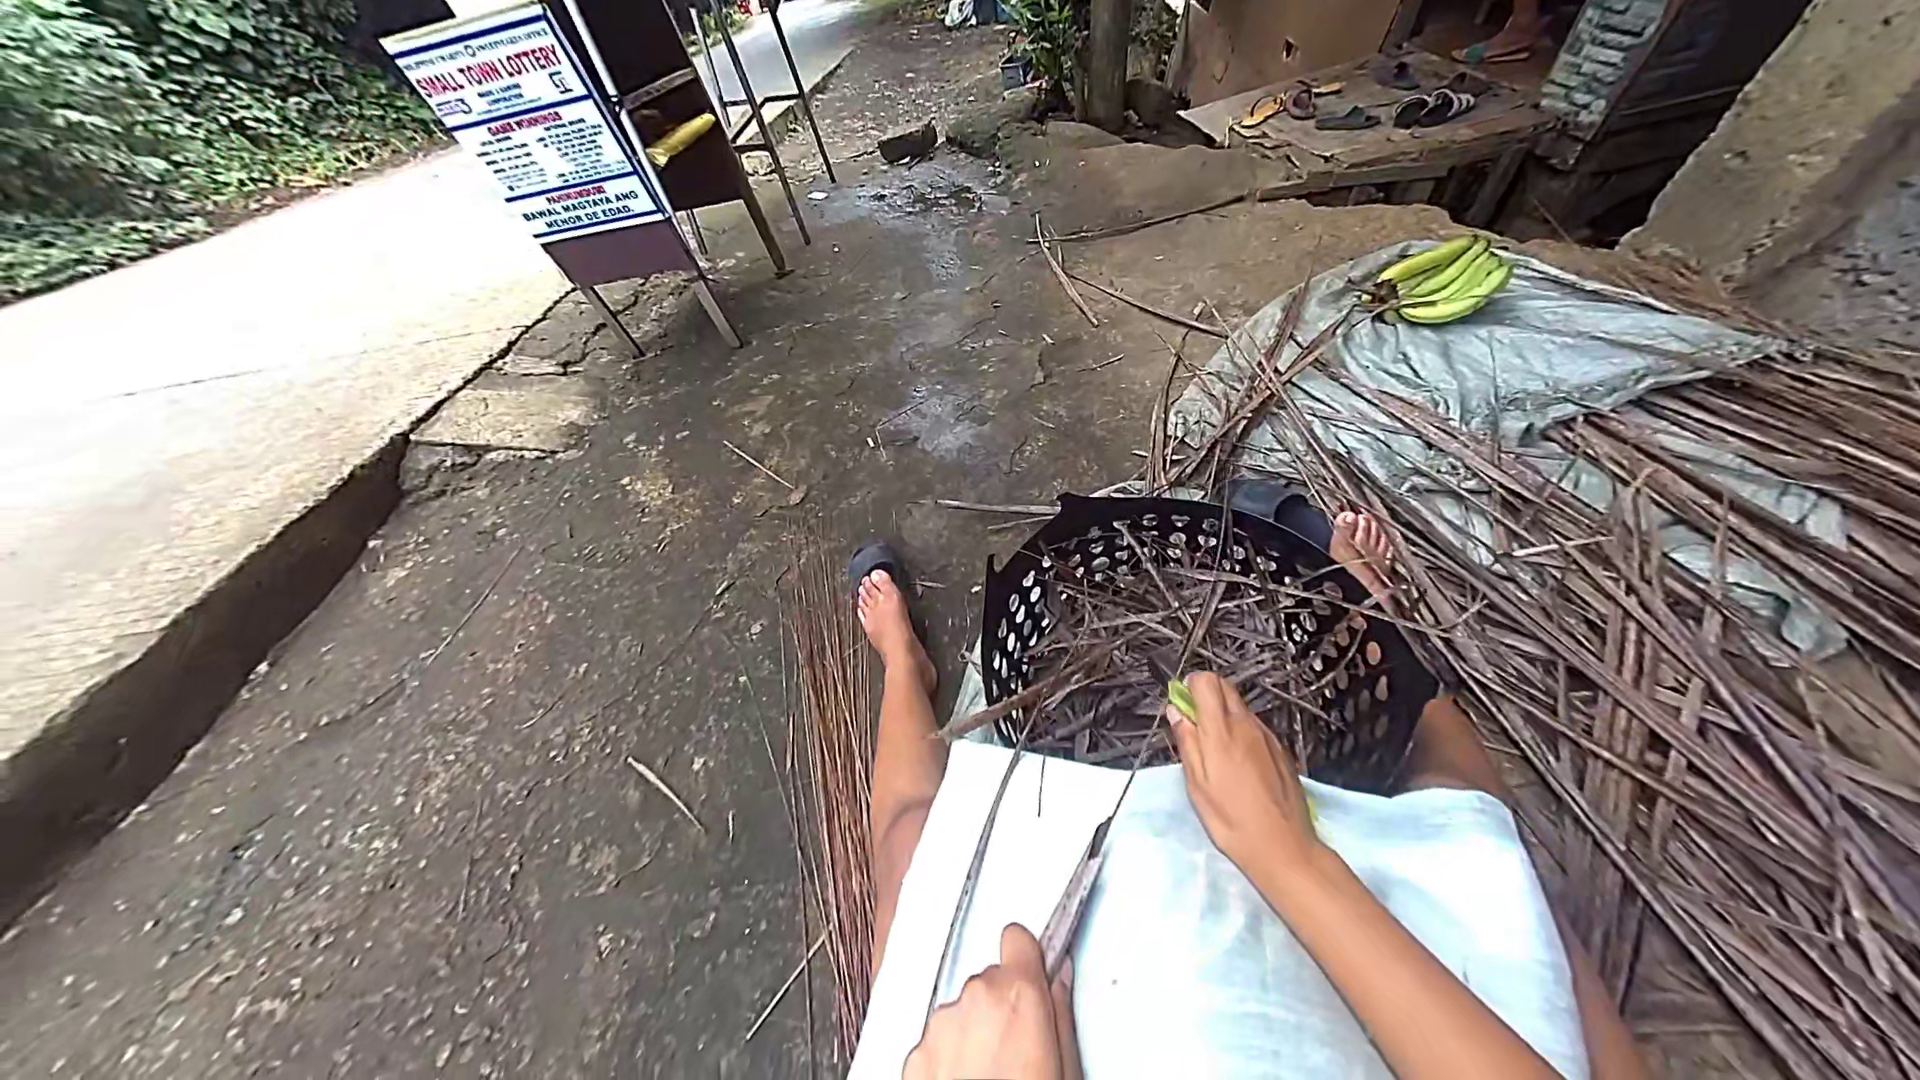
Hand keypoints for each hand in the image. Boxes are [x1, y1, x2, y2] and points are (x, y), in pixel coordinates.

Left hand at [905, 924, 1081, 1079]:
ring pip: (964, 1010)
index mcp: (1018, 995)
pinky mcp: (916, 1053)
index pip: (1018, 937)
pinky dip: (951, 1057)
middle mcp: (975, 998)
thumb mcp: (1066, 1070)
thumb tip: (1058, 980)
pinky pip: (940, 1038)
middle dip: (1003, 1006)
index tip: (1031, 970)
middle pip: (992, 979)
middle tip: (1019, 1053)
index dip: (1026, 955)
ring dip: (976, 1032)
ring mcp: (942, 1024)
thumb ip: (1060, 1014)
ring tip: (992, 1079)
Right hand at [1169, 672, 1319, 873]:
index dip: (1191, 686)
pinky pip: (1255, 727)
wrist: (1284, 847)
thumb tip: (1176, 712)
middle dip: (1206, 695)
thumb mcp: (1196, 784)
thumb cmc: (1230, 819)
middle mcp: (1246, 725)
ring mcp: (1267, 736)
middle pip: (1225, 687)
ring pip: (1240, 707)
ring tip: (1216, 751)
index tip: (1182, 706)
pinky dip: (1241, 731)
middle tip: (1195, 726)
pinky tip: (1238, 763)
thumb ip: (1187, 742)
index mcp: (1221, 731)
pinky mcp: (1281, 750)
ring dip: (1223, 714)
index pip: (1207, 682)